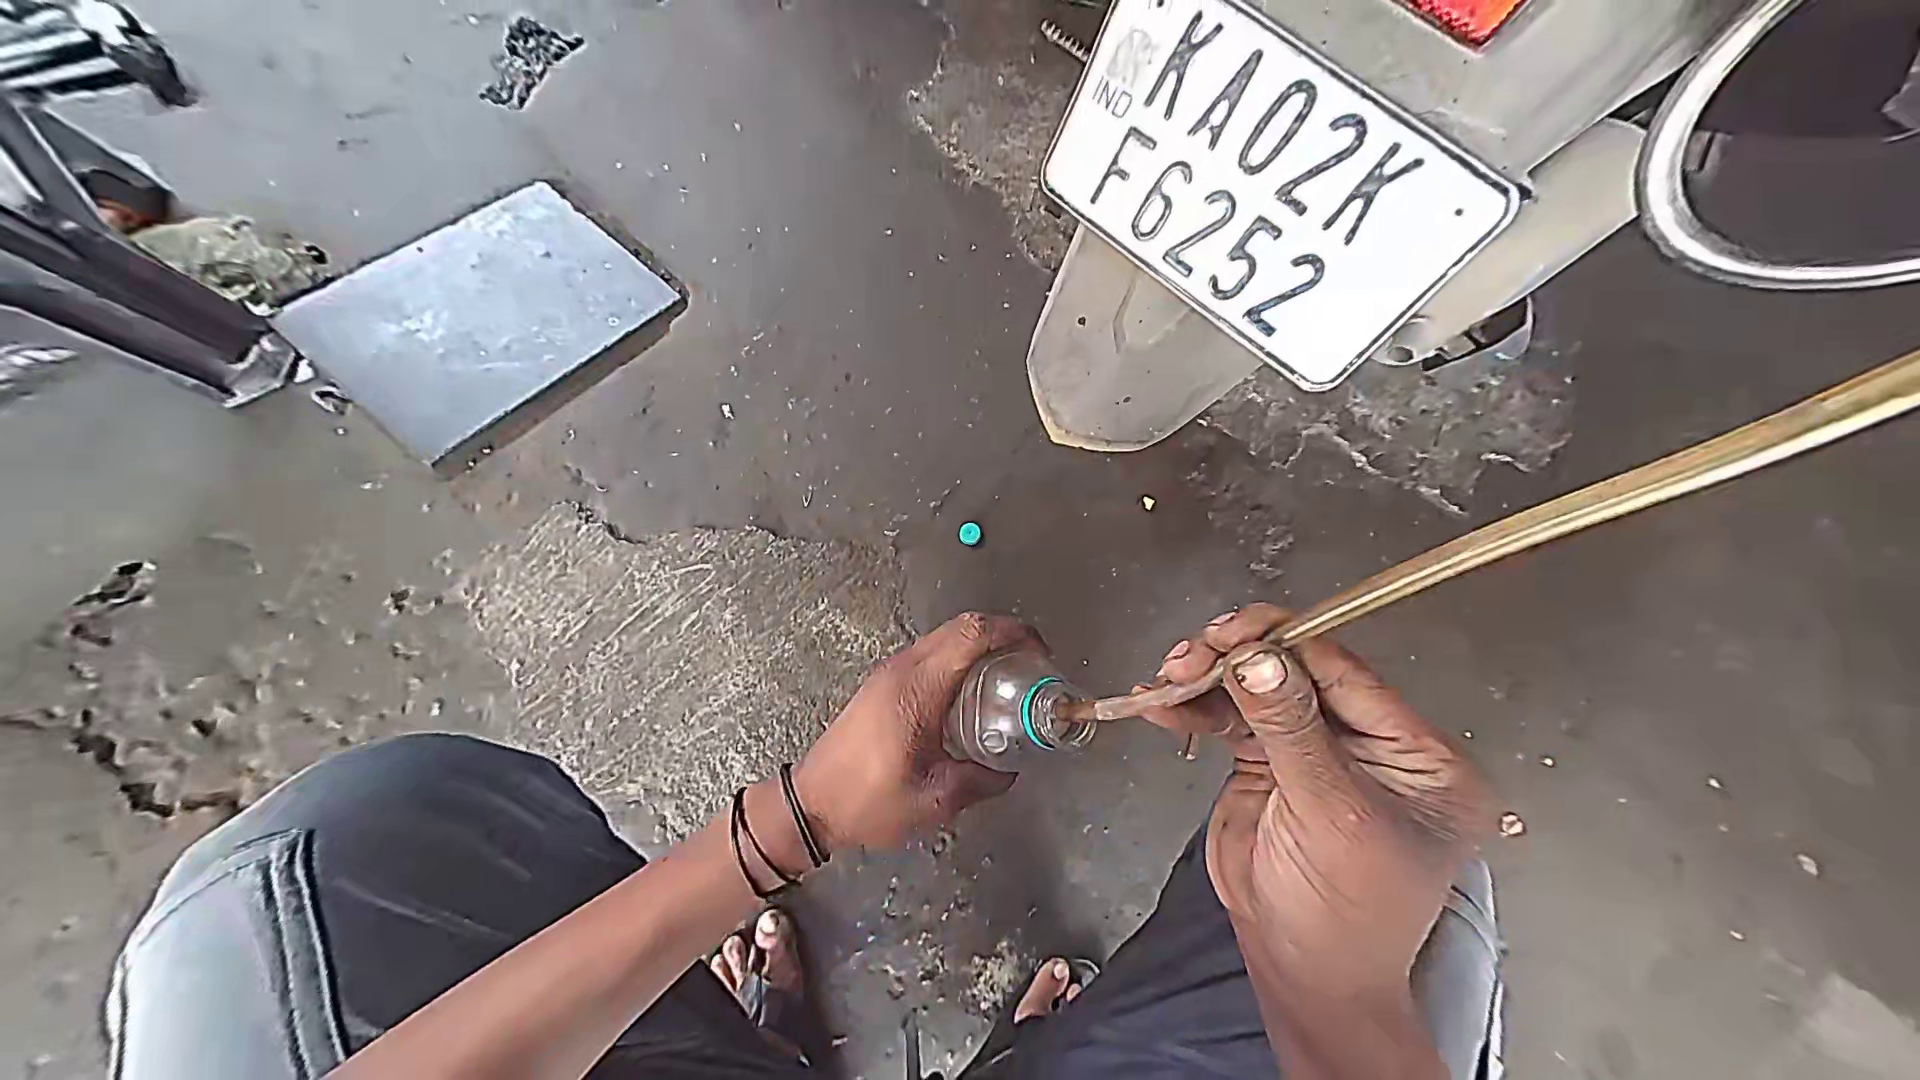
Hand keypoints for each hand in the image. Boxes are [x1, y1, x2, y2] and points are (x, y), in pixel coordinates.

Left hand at [794, 612, 1042, 853]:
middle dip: (1003, 634)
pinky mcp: (883, 681)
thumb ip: (980, 781)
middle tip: (1031, 662)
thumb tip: (1009, 770)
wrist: (810, 803)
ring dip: (980, 644)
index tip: (1039, 652)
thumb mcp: (934, 799)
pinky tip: (973, 690)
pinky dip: (960, 657)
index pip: (970, 634)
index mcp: (917, 687)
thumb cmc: (868, 801)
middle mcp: (903, 667)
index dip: (1012, 632)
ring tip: (1008, 675)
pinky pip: (931, 652)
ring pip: (945, 636)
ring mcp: (890, 670)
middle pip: (961, 626)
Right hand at [1145, 605, 1493, 1007]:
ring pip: (1254, 687)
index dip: (1286, 646)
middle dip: (1237, 658)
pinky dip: (1191, 708)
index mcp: (1415, 753)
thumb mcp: (1327, 812)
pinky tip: (1162, 705)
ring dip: (1206, 678)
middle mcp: (1364, 739)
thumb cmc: (1341, 906)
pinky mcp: (1265, 757)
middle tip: (1193, 655)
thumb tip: (1255, 658)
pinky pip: (1226, 717)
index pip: (1345, 674)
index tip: (1233, 636)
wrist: (1296, 964)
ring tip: (1170, 680)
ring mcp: (1310, 746)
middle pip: (1293, 671)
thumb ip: (1289, 728)